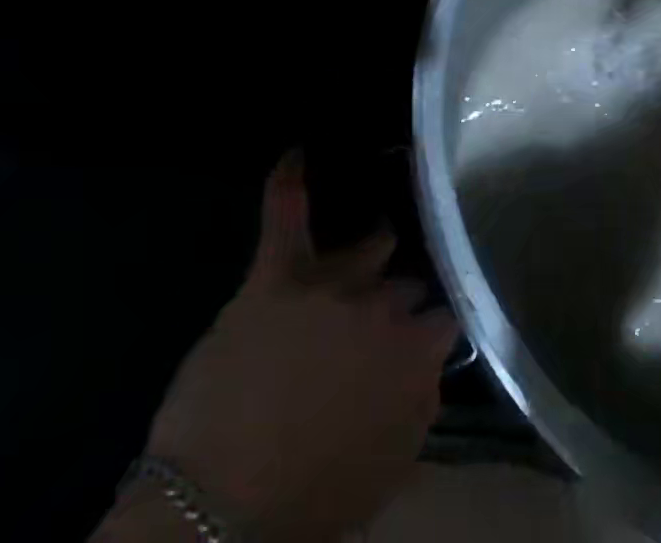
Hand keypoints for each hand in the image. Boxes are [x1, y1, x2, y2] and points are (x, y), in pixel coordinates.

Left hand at [140, 152, 458, 541]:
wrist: (216, 509)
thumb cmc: (313, 496)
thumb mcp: (391, 466)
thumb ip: (421, 404)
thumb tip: (431, 363)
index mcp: (414, 355)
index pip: (445, 320)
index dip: (434, 331)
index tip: (426, 339)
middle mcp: (381, 309)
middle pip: (404, 285)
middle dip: (400, 298)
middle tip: (388, 314)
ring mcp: (327, 288)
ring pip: (365, 250)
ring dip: (373, 249)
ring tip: (380, 238)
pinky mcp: (274, 281)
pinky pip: (284, 221)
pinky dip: (288, 186)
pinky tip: (295, 152)